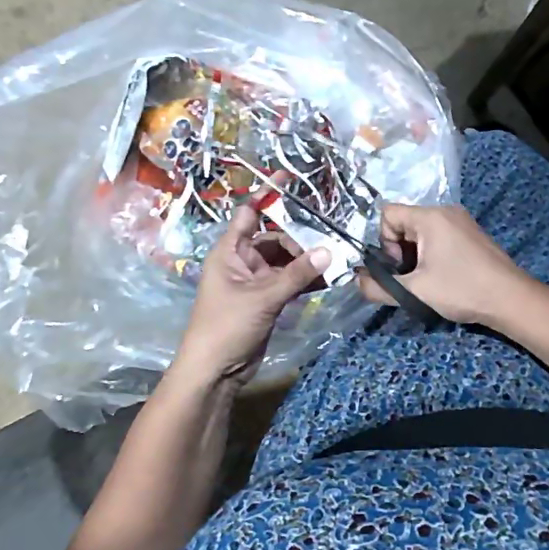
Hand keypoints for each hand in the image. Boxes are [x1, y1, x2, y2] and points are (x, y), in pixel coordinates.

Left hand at [172, 203, 328, 386]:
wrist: (215, 371)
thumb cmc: (227, 326)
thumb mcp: (262, 298)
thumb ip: (296, 275)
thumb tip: (328, 251)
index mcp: (229, 252)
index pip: (248, 213)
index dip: (267, 195)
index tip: (289, 178)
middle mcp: (241, 262)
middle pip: (274, 238)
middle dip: (299, 238)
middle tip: (326, 242)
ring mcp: (254, 282)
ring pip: (284, 261)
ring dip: (305, 261)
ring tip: (333, 260)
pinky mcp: (266, 301)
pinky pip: (288, 282)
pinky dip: (304, 280)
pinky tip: (326, 280)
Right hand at [359, 204, 534, 325]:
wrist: (510, 299)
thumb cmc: (461, 290)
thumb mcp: (414, 292)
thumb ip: (379, 287)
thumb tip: (356, 282)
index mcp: (430, 217)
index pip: (388, 213)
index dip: (384, 240)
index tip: (398, 265)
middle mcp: (445, 211)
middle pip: (404, 222)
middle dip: (399, 249)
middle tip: (411, 276)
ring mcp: (461, 221)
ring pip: (421, 231)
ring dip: (415, 254)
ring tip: (427, 279)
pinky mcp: (471, 234)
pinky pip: (439, 235)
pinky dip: (432, 253)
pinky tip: (443, 276)